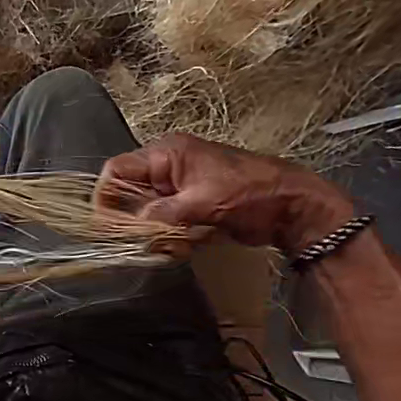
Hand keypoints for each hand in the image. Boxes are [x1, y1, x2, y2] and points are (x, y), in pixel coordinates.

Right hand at [95, 133, 354, 251]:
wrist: (294, 207)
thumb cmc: (251, 194)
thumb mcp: (201, 203)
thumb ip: (160, 214)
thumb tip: (130, 228)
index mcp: (166, 154)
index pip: (116, 170)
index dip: (106, 196)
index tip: (107, 225)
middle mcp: (166, 167)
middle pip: (128, 194)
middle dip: (134, 221)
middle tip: (146, 241)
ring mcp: (177, 187)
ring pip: (144, 212)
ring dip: (154, 233)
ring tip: (176, 246)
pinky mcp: (187, 205)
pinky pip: (162, 222)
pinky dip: (168, 237)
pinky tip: (186, 246)